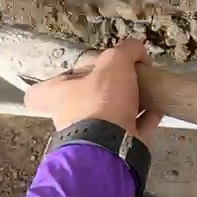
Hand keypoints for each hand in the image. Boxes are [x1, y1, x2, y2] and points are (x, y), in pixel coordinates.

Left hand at [23, 38, 161, 143]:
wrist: (113, 146)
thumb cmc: (102, 101)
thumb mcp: (114, 63)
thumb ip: (125, 51)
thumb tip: (137, 49)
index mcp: (56, 96)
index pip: (39, 92)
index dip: (55, 81)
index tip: (74, 73)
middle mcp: (68, 117)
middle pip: (80, 101)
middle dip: (102, 91)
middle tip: (121, 80)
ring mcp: (90, 135)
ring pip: (106, 116)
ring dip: (125, 105)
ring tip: (145, 92)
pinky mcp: (112, 147)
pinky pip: (129, 128)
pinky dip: (143, 119)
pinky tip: (157, 108)